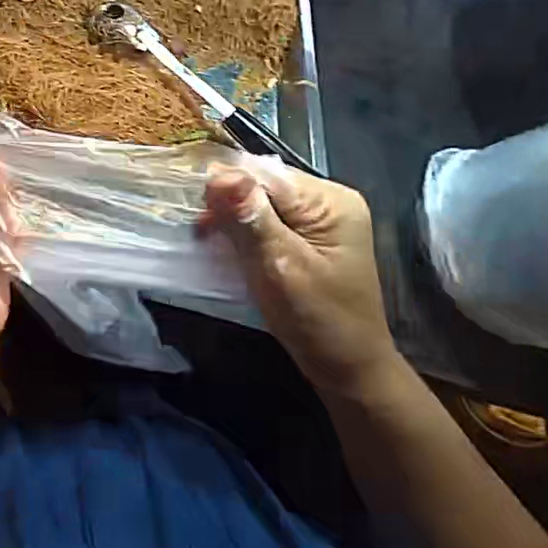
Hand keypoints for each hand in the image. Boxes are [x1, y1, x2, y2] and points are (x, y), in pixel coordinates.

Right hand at [204, 162, 399, 397]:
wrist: (350, 372)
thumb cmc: (319, 322)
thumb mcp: (280, 268)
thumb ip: (251, 219)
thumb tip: (219, 174)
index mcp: (331, 201)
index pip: (267, 175)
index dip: (227, 187)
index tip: (197, 213)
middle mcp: (328, 200)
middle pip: (265, 186)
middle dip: (230, 205)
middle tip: (202, 233)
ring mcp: (321, 220)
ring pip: (263, 203)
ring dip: (235, 220)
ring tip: (210, 240)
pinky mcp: (310, 238)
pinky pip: (270, 221)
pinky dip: (246, 233)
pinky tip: (230, 247)